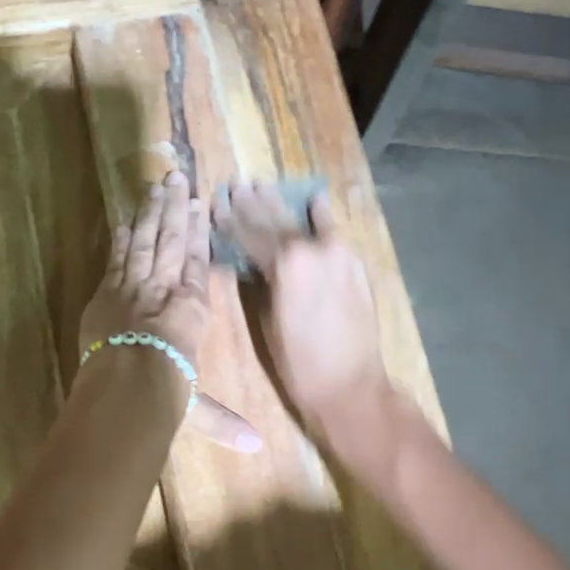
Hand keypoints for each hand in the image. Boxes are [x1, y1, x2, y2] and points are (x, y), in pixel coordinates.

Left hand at [79, 171, 260, 451]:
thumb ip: (223, 422)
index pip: (197, 264)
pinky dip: (121, 238)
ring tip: (158, 184)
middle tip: (178, 177)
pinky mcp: (106, 291)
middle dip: (177, 209)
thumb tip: (256, 449)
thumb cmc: (167, 393)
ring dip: (152, 211)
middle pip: (172, 241)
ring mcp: (134, 286)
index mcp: (193, 311)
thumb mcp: (197, 409)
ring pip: (145, 240)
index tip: (201, 207)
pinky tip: (124, 220)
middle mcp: (167, 290)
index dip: (199, 234)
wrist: (129, 383)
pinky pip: (116, 258)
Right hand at [213, 182, 389, 429]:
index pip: (248, 232)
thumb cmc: (297, 363)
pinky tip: (314, 199)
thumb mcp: (266, 320)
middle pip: (274, 220)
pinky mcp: (354, 264)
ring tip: (261, 185)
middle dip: (252, 203)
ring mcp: (337, 252)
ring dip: (280, 205)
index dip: (229, 218)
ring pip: (302, 222)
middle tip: (235, 184)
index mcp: (284, 263)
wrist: (350, 385)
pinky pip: (333, 233)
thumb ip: (259, 282)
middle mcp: (312, 247)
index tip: (215, 200)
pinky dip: (321, 217)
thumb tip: (251, 262)